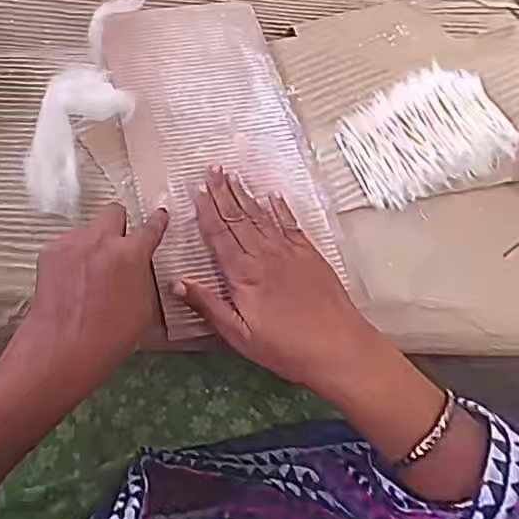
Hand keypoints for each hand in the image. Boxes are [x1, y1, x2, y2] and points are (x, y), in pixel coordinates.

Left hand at [1, 203, 167, 398]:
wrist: (61, 347)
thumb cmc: (109, 337)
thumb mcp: (143, 307)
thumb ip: (142, 275)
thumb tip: (138, 264)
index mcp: (130, 253)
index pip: (150, 227)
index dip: (157, 222)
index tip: (159, 216)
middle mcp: (101, 239)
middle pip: (113, 211)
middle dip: (118, 224)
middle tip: (117, 246)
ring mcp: (72, 242)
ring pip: (87, 230)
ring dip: (92, 244)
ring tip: (88, 275)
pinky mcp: (49, 250)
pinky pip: (67, 244)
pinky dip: (72, 256)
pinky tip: (70, 281)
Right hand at [175, 167, 373, 389]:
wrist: (342, 350)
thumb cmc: (286, 348)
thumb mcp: (239, 335)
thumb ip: (208, 306)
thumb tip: (177, 282)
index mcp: (243, 273)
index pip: (219, 234)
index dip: (206, 210)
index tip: (197, 190)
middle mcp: (264, 255)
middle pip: (238, 217)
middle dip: (223, 192)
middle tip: (212, 169)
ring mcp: (289, 252)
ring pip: (260, 216)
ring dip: (244, 194)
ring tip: (232, 175)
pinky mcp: (310, 256)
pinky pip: (290, 225)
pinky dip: (279, 208)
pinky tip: (272, 196)